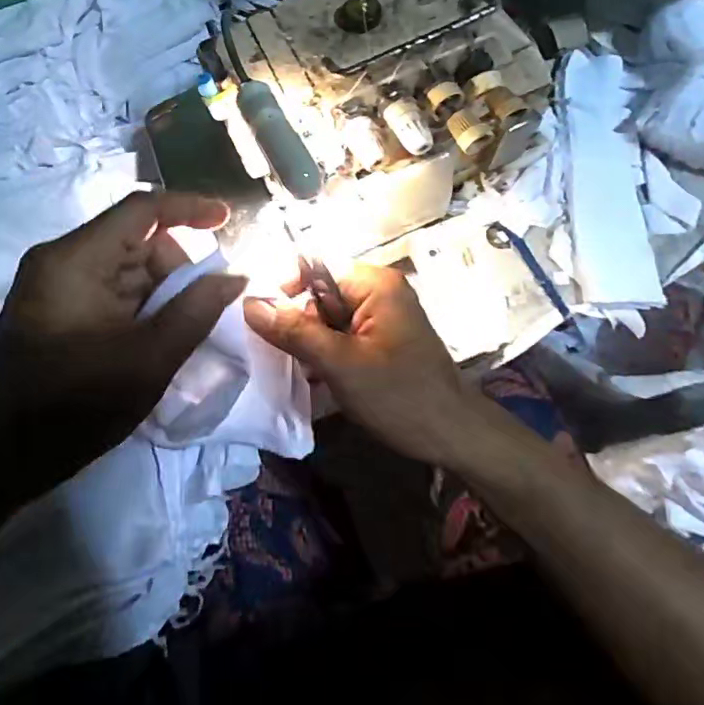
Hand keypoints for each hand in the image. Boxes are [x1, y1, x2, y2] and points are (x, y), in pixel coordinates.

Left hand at [0, 191, 246, 490]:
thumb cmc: (74, 407)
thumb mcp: (148, 360)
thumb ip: (196, 311)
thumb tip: (234, 276)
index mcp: (75, 259)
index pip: (140, 210)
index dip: (188, 209)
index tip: (227, 218)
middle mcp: (58, 260)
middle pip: (134, 241)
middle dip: (175, 268)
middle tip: (203, 310)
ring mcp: (51, 284)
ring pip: (123, 267)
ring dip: (158, 292)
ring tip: (179, 333)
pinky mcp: (51, 309)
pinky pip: (106, 289)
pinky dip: (137, 306)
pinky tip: (153, 338)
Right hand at [243, 264, 492, 469]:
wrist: (453, 437)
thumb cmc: (400, 395)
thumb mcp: (340, 363)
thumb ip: (294, 331)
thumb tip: (250, 303)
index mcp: (374, 284)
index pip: (314, 267)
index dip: (285, 289)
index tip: (262, 322)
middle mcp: (378, 292)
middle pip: (319, 293)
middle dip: (296, 322)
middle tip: (282, 355)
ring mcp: (381, 318)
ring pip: (327, 318)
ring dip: (308, 341)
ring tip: (295, 368)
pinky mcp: (381, 342)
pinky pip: (341, 336)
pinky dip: (325, 353)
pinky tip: (314, 378)